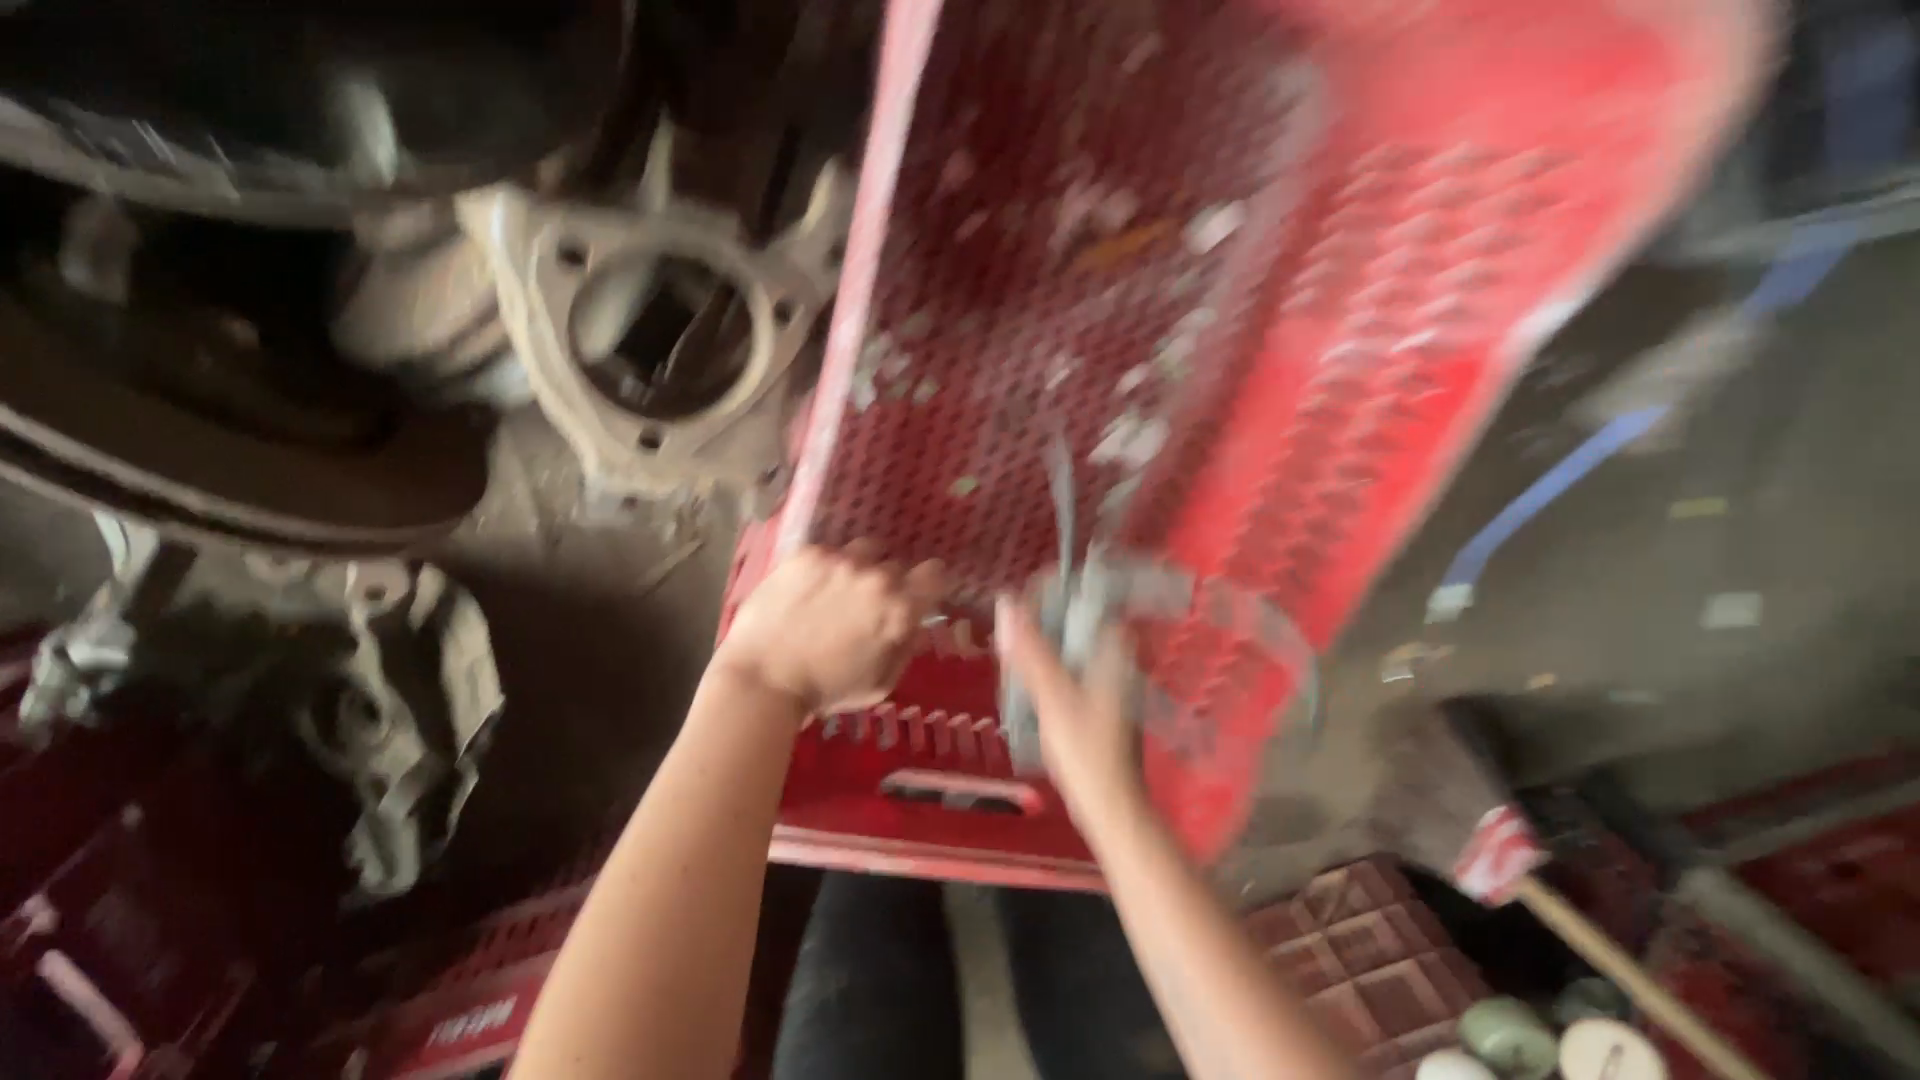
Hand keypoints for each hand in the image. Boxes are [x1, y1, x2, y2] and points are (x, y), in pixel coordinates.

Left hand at [715, 541, 945, 715]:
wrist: (763, 680)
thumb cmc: (826, 691)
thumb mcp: (881, 683)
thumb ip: (905, 648)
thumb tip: (915, 624)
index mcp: (900, 608)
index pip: (935, 573)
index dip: (927, 583)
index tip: (916, 593)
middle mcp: (876, 576)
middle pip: (894, 565)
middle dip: (886, 583)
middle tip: (864, 605)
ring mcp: (839, 560)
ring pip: (863, 551)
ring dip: (858, 568)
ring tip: (836, 590)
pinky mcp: (806, 554)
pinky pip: (827, 552)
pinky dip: (823, 568)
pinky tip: (807, 590)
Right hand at [993, 596, 1147, 827]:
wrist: (1110, 804)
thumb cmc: (1086, 751)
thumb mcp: (1053, 697)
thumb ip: (1030, 651)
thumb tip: (1006, 604)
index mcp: (1114, 649)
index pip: (1082, 600)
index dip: (1048, 597)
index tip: (1016, 608)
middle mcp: (1117, 658)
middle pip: (1073, 624)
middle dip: (1038, 628)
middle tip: (1008, 641)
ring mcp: (1110, 680)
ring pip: (1069, 649)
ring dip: (1039, 652)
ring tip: (1012, 664)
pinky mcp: (1100, 700)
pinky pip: (1070, 671)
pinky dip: (1048, 674)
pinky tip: (1026, 690)